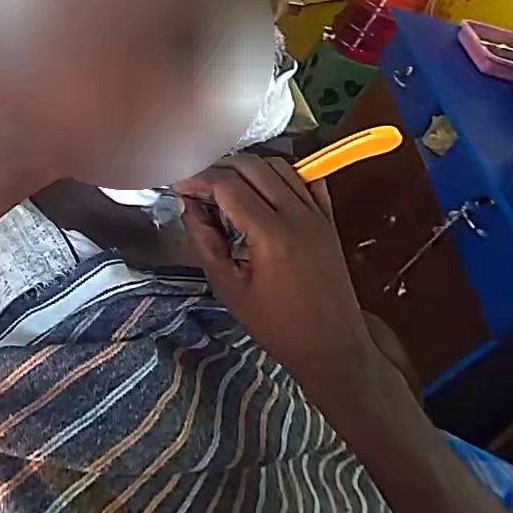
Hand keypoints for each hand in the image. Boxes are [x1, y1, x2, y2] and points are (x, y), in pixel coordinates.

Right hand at [174, 154, 377, 384]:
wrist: (333, 347)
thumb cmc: (276, 324)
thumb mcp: (227, 286)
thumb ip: (205, 240)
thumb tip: (188, 205)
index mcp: (270, 234)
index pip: (227, 185)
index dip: (198, 179)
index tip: (179, 186)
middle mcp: (297, 215)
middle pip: (252, 166)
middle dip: (218, 168)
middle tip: (197, 185)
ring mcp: (316, 214)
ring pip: (278, 165)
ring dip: (247, 167)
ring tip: (224, 185)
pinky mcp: (328, 219)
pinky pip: (304, 178)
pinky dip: (278, 174)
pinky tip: (261, 187)